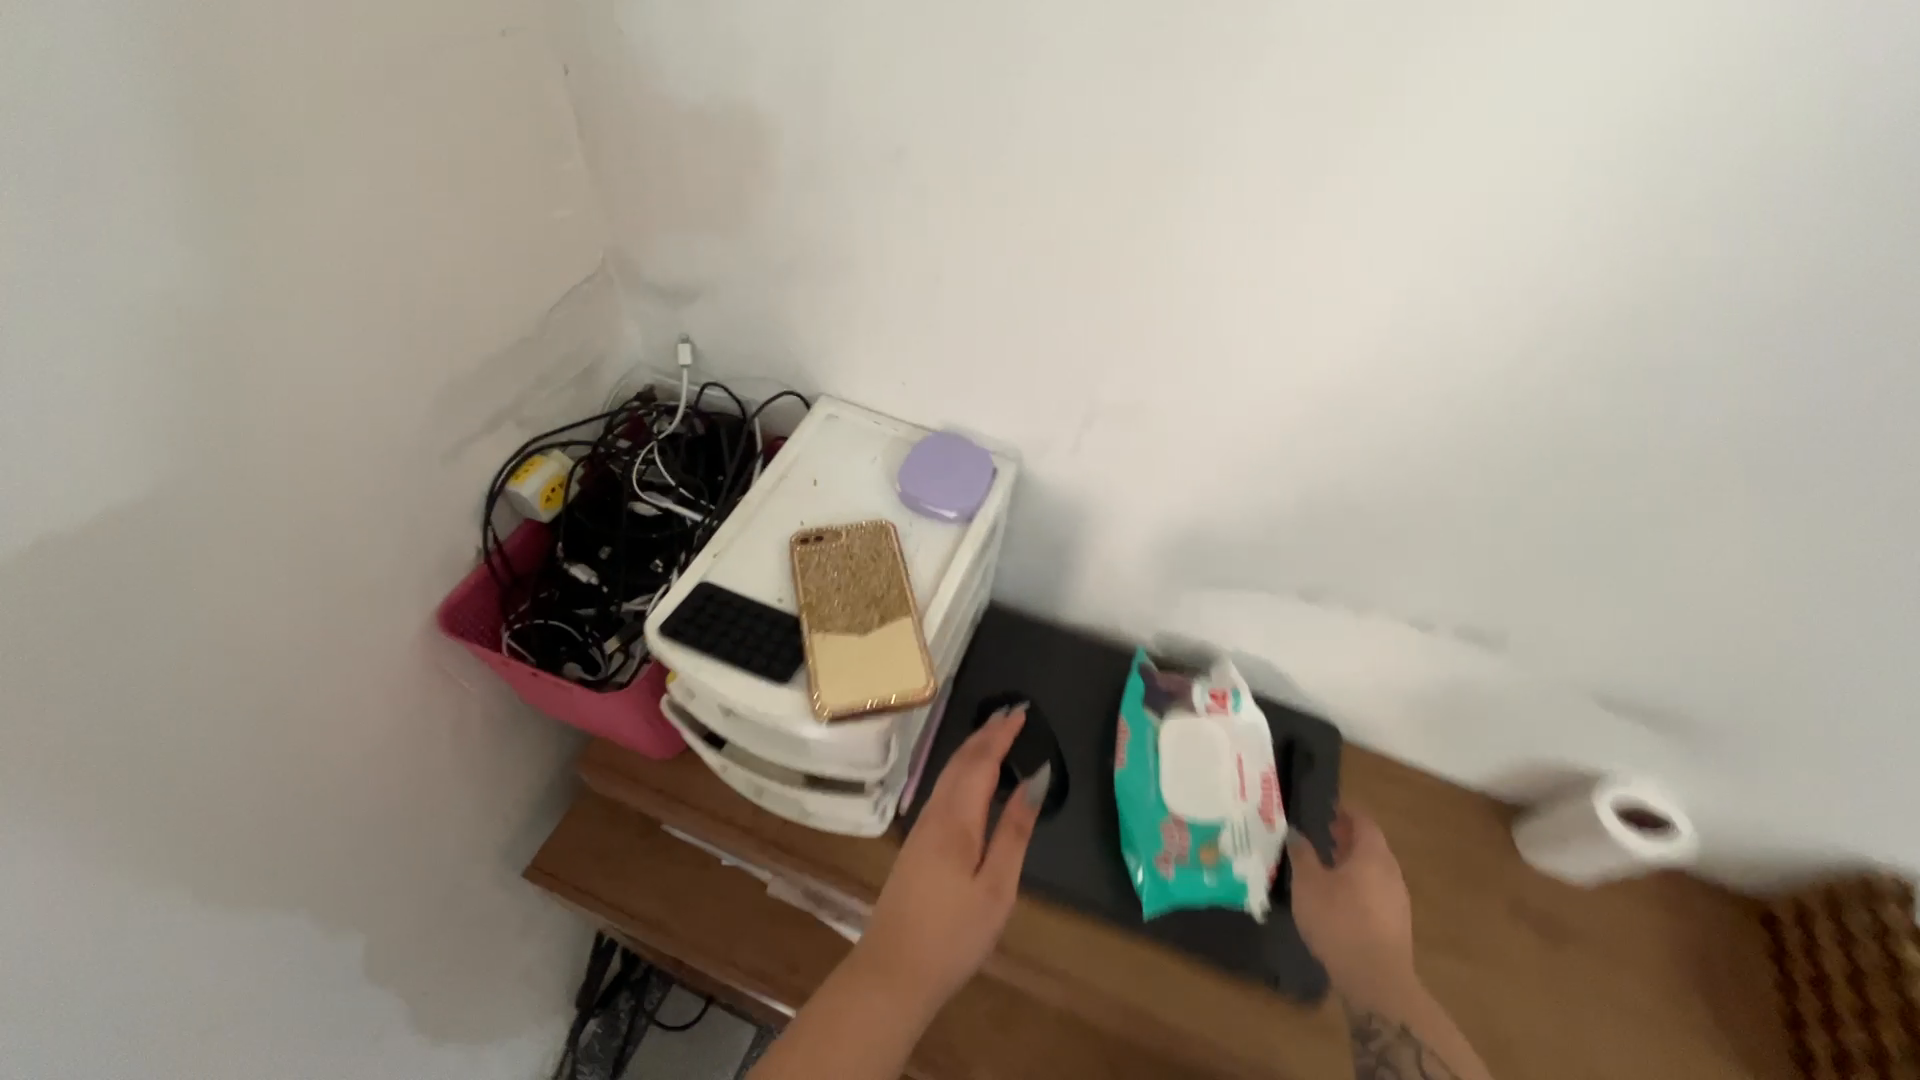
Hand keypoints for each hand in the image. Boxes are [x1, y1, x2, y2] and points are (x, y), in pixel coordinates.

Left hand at [853, 705, 1048, 1012]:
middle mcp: (934, 815)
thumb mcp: (997, 887)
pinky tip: (972, 781)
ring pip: (947, 776)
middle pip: (959, 762)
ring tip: (996, 737)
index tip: (1021, 711)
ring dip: (972, 751)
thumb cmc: (953, 934)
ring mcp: (920, 830)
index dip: (1000, 735)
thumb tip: (1035, 780)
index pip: (980, 761)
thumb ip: (1015, 831)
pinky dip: (962, 773)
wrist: (893, 972)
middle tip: (1011, 714)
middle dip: (985, 734)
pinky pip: (943, 792)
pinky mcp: (916, 846)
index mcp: (956, 820)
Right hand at [1289, 807, 1419, 1007]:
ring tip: (1326, 863)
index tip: (1328, 807)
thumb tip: (1295, 833)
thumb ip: (1302, 855)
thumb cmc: (1338, 920)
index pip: (1364, 822)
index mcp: (1372, 855)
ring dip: (1353, 862)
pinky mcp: (1395, 924)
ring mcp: (1397, 900)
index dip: (1346, 812)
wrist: (1375, 978)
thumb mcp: (1308, 883)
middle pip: (1372, 845)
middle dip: (1348, 837)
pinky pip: (1376, 891)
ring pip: (1374, 870)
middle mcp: (1390, 872)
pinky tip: (1338, 896)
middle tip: (1324, 832)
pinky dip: (1358, 883)